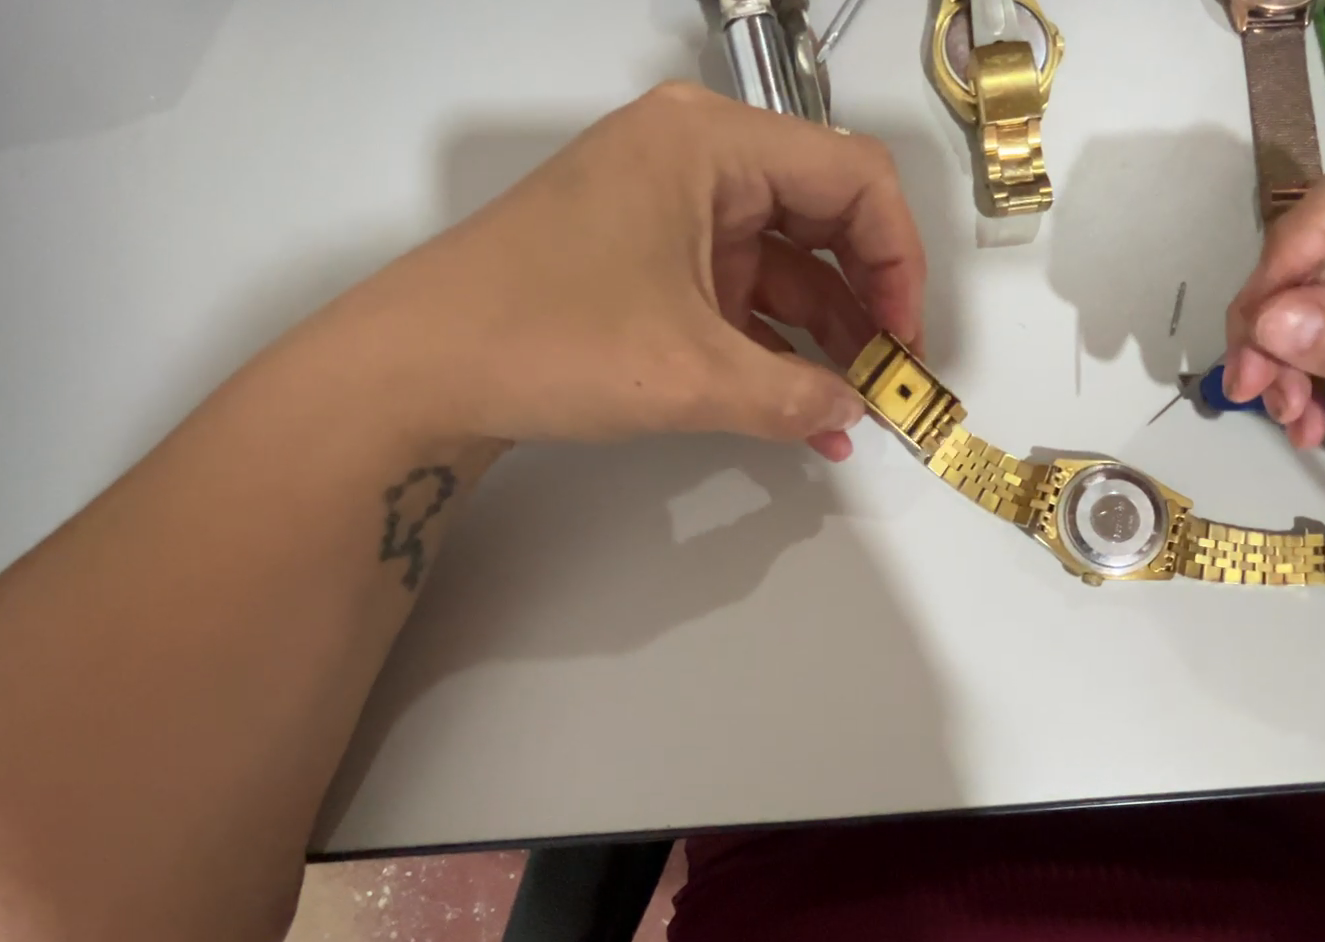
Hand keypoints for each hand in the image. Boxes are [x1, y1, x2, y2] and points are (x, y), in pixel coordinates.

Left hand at [312, 82, 924, 461]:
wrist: (417, 371)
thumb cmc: (547, 340)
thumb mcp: (689, 374)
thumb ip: (792, 398)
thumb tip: (855, 413)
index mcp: (711, 144)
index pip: (854, 178)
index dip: (899, 262)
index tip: (906, 343)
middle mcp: (700, 161)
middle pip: (826, 218)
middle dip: (867, 303)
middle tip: (889, 377)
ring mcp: (676, 212)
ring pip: (786, 264)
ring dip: (825, 337)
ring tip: (850, 408)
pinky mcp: (657, 261)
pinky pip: (742, 296)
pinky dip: (775, 349)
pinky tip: (800, 406)